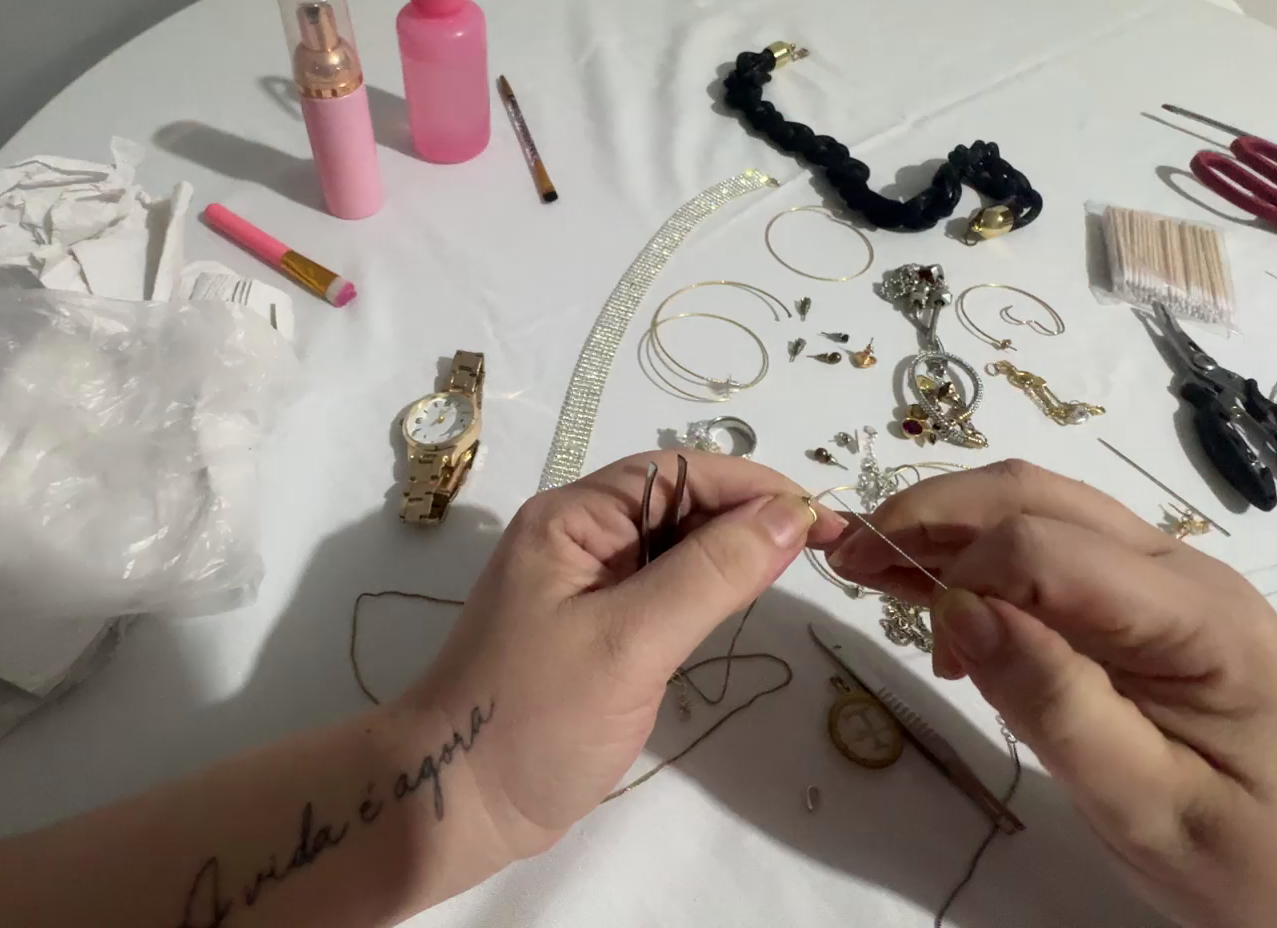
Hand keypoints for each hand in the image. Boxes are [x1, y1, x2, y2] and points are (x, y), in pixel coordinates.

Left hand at [399, 450, 843, 867]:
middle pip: (674, 501)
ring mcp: (584, 578)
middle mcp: (576, 534)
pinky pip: (660, 584)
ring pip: (672, 543)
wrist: (459, 801)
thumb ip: (709, 575)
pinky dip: (704, 586)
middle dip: (744, 514)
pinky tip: (737, 597)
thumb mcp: (629, 642)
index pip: (674, 474)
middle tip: (816, 546)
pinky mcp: (595, 621)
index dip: (750, 486)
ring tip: (789, 567)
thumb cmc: (535, 717)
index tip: (818, 515)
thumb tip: (787, 515)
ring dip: (728, 549)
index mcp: (571, 517)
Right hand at [827, 459, 1276, 927]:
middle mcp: (1172, 565)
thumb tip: (957, 608)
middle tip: (847, 558)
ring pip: (1019, 501)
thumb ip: (1055, 702)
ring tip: (861, 561)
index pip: (1048, 550)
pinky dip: (957, 550)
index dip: (966, 578)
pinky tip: (915, 584)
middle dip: (924, 515)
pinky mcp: (1119, 587)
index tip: (934, 647)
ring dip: (931, 522)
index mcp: (1195, 616)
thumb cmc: (1245, 856)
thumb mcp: (1147, 805)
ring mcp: (1147, 569)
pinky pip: (1026, 539)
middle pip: (1026, 496)